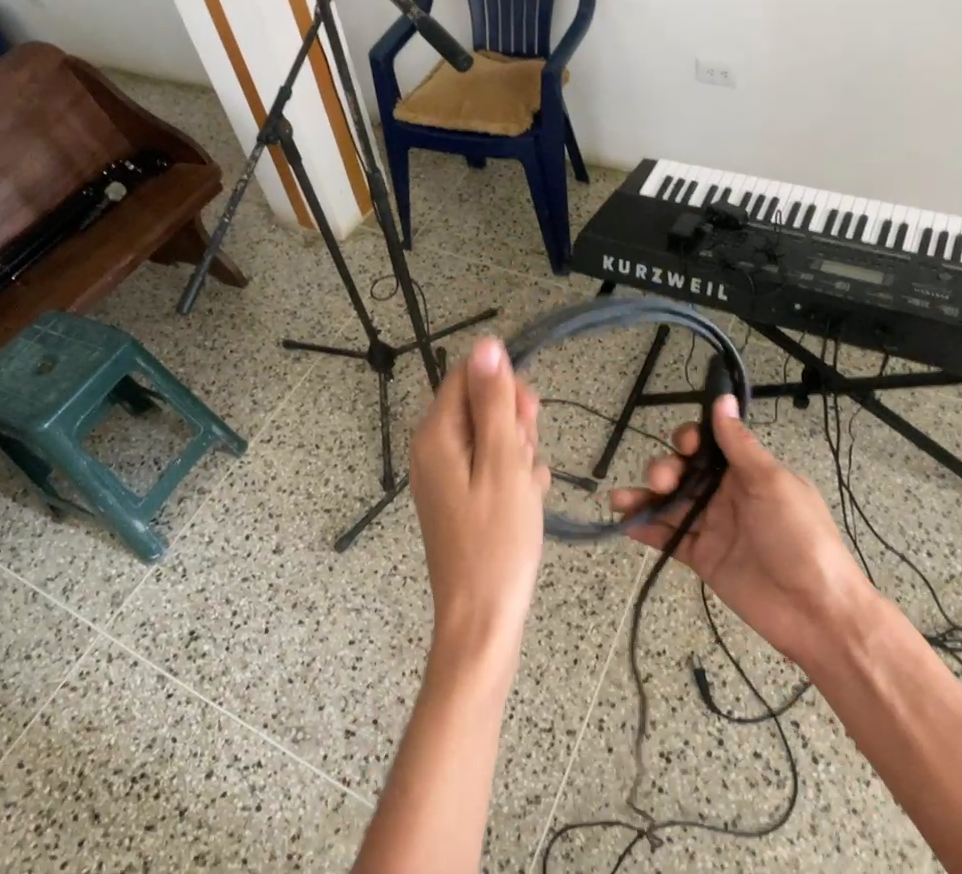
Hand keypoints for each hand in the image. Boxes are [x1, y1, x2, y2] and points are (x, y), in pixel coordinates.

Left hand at [410, 338, 549, 660]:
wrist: (481, 617)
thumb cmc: (497, 542)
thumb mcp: (502, 463)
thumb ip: (494, 402)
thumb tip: (485, 344)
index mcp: (436, 435)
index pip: (467, 376)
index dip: (504, 387)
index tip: (528, 418)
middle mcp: (432, 450)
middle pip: (479, 406)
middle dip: (513, 425)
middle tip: (525, 461)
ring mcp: (444, 477)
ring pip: (490, 438)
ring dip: (518, 454)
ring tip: (526, 490)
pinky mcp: (459, 501)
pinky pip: (489, 469)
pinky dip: (512, 479)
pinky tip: (525, 504)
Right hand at [612, 396, 875, 664]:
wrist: (814, 609)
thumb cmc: (800, 537)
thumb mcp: (772, 483)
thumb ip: (739, 444)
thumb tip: (724, 399)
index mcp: (749, 473)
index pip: (711, 445)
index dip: (691, 440)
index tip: (685, 445)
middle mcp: (728, 495)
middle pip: (684, 473)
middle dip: (665, 469)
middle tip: (661, 481)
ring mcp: (713, 527)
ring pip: (671, 504)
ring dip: (644, 497)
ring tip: (620, 499)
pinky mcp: (703, 558)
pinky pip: (668, 538)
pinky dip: (645, 530)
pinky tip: (625, 523)